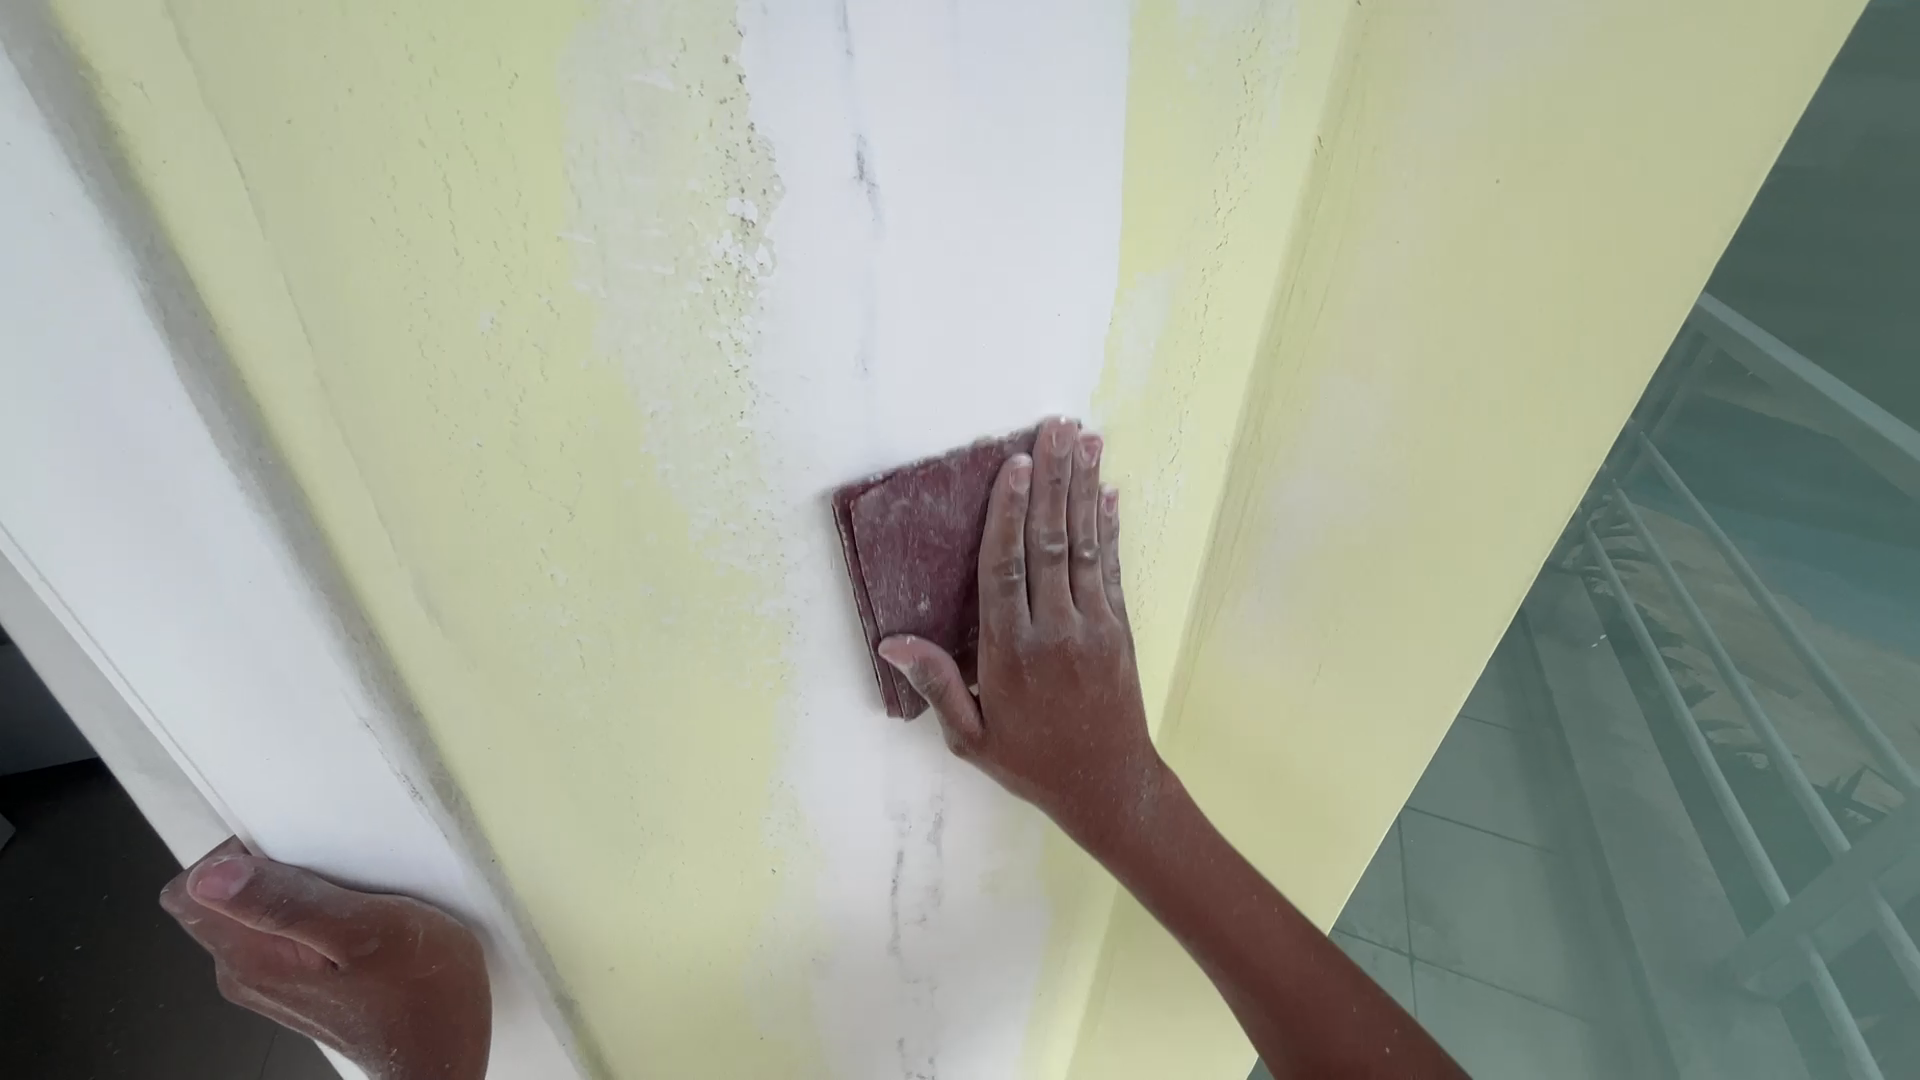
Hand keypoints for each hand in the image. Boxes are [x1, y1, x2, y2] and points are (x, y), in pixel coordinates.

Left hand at [160, 838, 490, 1079]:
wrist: (444, 1047)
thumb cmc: (421, 991)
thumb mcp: (370, 931)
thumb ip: (292, 903)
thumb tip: (215, 874)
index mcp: (251, 956)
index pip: (190, 890)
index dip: (239, 853)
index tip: (302, 846)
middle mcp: (247, 971)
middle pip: (224, 899)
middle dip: (279, 867)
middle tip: (348, 869)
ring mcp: (273, 981)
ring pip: (260, 912)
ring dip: (307, 888)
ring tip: (366, 892)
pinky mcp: (304, 983)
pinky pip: (289, 931)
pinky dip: (323, 910)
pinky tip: (369, 917)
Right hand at [879, 417, 1163, 850]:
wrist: (1110, 787)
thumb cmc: (1031, 762)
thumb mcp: (970, 738)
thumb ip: (937, 686)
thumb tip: (891, 643)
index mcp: (1010, 653)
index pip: (1006, 569)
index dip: (1009, 513)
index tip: (1015, 464)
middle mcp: (1054, 630)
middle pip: (1050, 543)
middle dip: (1052, 480)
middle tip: (1055, 427)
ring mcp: (1094, 625)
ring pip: (1085, 546)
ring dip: (1084, 489)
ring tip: (1085, 439)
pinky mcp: (1121, 628)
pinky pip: (1114, 568)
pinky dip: (1111, 527)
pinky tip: (1108, 491)